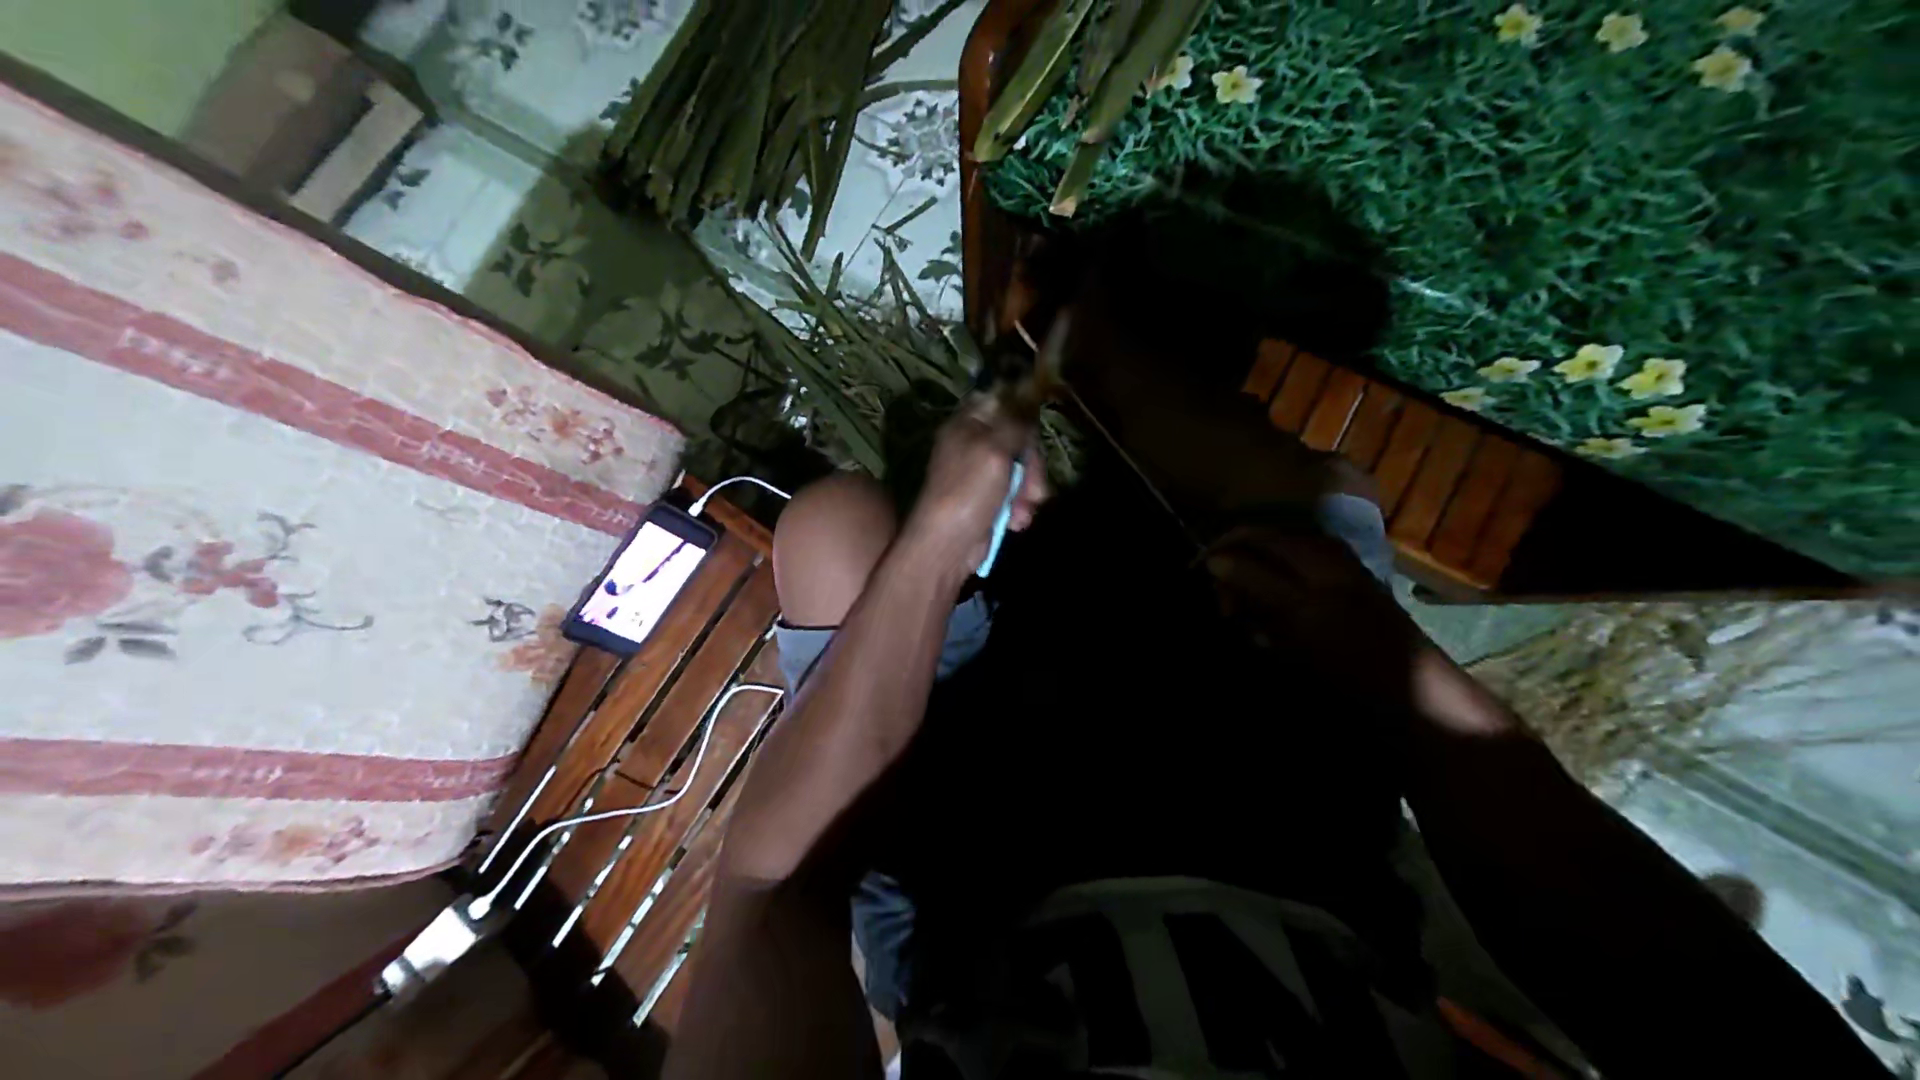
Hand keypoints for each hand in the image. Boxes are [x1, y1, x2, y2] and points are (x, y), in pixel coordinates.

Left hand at [897, 396, 1046, 579]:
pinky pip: (1015, 493)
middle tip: (1034, 487)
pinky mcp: (987, 499)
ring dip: (1029, 491)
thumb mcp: (995, 449)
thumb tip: (1029, 392)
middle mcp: (973, 444)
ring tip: (1025, 510)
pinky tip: (1018, 521)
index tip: (1036, 430)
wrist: (947, 545)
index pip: (1002, 401)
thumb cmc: (968, 491)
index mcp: (967, 424)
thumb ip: (1015, 422)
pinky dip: (1020, 507)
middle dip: (1032, 465)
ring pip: (1022, 469)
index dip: (1023, 413)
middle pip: (1018, 439)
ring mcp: (980, 473)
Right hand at [1204, 526, 1424, 715]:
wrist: (1416, 700)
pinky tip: (1265, 639)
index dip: (1220, 550)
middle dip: (1234, 578)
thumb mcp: (1299, 613)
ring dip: (1249, 600)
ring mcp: (1329, 585)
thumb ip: (1255, 581)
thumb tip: (1213, 559)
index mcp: (1316, 552)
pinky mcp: (1332, 611)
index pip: (1253, 533)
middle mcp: (1322, 560)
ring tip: (1240, 628)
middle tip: (1221, 612)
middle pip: (1260, 554)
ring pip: (1270, 579)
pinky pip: (1286, 603)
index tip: (1193, 576)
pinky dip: (1268, 616)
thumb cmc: (1355, 653)